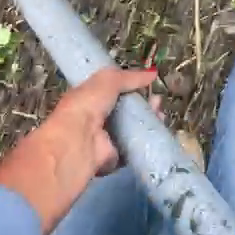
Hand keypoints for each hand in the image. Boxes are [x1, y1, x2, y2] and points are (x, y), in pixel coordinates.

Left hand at [0, 65, 158, 234]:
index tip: (149, 85)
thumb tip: (153, 74)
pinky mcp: (110, 160)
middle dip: (143, 105)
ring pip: (130, 131)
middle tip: (158, 102)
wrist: (74, 144)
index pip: (113, 92)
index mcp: (89, 99)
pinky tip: (156, 135)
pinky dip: (143, 144)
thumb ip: (129, 77)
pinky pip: (130, 151)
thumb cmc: (85, 106)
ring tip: (160, 115)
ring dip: (146, 123)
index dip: (131, 88)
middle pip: (125, 112)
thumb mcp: (106, 81)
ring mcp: (102, 141)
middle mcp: (95, 120)